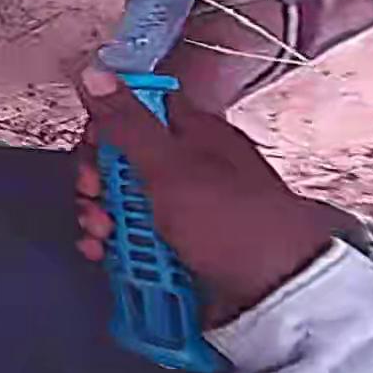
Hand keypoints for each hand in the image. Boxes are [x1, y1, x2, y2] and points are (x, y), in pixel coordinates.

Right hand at [72, 66, 347, 324]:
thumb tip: (93, 70)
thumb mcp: (169, 165)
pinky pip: (125, 232)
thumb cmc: (229, 223)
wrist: (279, 301)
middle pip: (118, 158)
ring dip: (98, 214)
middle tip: (95, 196)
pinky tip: (102, 250)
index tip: (95, 145)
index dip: (106, 125)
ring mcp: (179, 207)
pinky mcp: (172, 242)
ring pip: (117, 198)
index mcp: (193, 136)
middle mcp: (186, 167)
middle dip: (95, 179)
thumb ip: (125, 121)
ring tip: (103, 234)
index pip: (135, 111)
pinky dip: (109, 241)